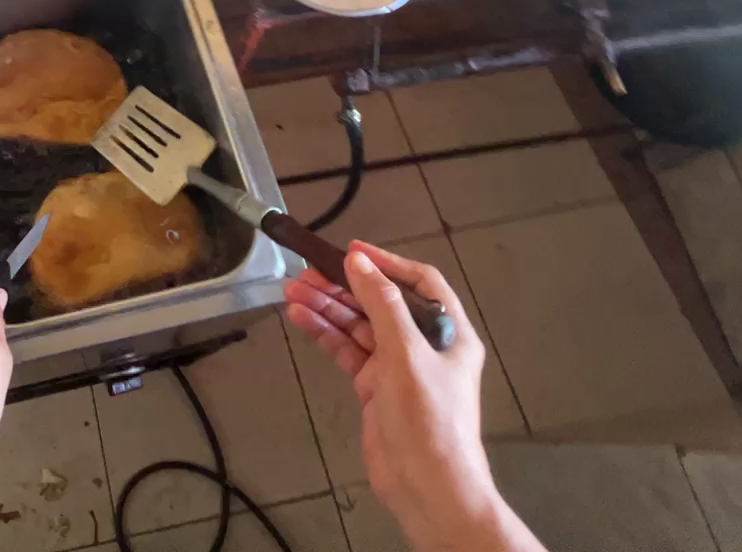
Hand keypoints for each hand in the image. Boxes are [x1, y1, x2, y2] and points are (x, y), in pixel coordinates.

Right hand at [285, 242, 540, 551]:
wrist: (427, 489)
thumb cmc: (427, 416)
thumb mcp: (405, 353)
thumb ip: (381, 303)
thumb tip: (358, 260)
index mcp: (448, 332)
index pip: (419, 283)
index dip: (387, 263)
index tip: (351, 251)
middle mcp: (423, 344)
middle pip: (380, 301)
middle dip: (344, 285)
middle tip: (307, 272)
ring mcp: (396, 365)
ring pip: (357, 324)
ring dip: (327, 306)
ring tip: (293, 290)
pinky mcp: (373, 385)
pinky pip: (346, 348)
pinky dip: (324, 331)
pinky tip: (300, 316)